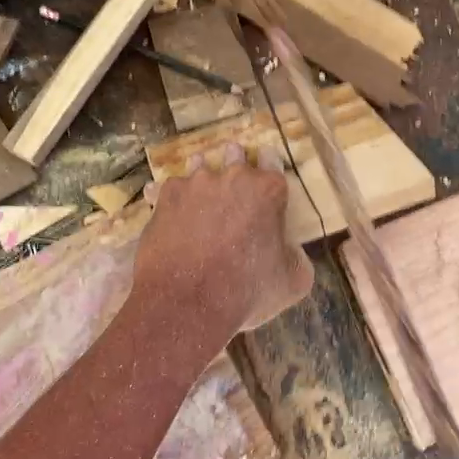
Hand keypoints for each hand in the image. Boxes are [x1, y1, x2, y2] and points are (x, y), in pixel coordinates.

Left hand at [135, 144, 311, 335]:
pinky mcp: (165, 198)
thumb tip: (290, 250)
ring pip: (199, 166)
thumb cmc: (248, 292)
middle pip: (235, 155)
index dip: (268, 165)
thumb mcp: (294, 281)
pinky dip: (163, 198)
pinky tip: (162, 209)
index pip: (272, 160)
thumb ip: (296, 256)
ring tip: (199, 196)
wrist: (189, 302)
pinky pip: (162, 190)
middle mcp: (233, 177)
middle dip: (234, 164)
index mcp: (269, 190)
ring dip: (201, 175)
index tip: (263, 176)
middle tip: (232, 185)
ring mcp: (196, 184)